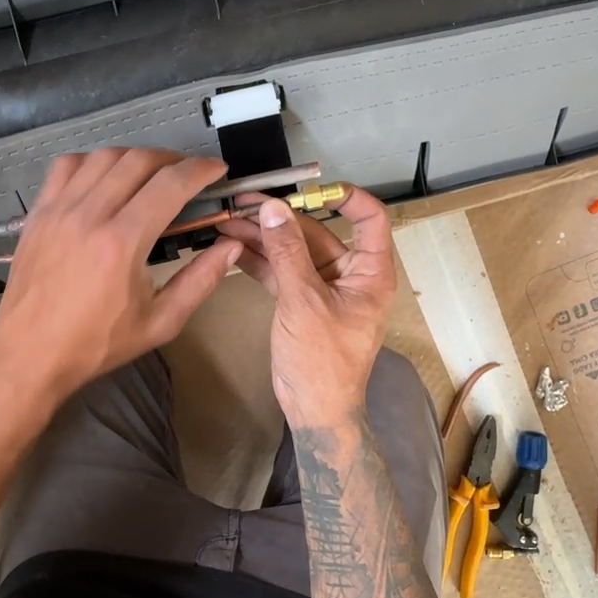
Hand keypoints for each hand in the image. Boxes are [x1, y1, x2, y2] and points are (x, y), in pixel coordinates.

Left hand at [0, 148, 242, 400]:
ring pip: (103, 156)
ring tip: (151, 173)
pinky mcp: (38, 212)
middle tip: (188, 174)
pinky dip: (93, 161)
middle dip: (173, 159)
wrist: (29, 354)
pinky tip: (106, 177)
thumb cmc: (97, 343)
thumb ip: (200, 281)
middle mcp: (90, 215)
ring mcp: (59, 209)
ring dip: (135, 157)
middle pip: (138, 160)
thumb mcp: (160, 323)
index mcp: (123, 242)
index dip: (201, 170)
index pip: (170, 184)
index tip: (217, 171)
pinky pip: (67, 166)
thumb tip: (232, 247)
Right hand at [216, 186, 395, 425]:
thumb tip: (273, 209)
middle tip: (244, 204)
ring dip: (263, 237)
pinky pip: (281, 272)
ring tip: (228, 220)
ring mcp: (323, 288)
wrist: (314, 410)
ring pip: (293, 251)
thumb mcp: (304, 302)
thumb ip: (287, 252)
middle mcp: (350, 275)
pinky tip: (231, 246)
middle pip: (318, 232)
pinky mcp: (301, 302)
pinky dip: (259, 260)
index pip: (369, 219)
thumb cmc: (323, 361)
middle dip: (280, 218)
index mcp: (369, 272)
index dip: (345, 197)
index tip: (309, 187)